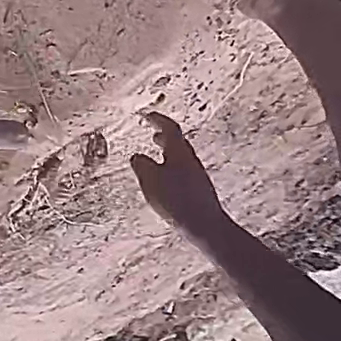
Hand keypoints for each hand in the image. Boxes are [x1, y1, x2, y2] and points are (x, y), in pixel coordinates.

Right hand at [130, 112, 229, 240]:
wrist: (204, 224)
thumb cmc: (177, 200)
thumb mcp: (151, 180)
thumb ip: (141, 165)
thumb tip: (136, 157)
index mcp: (179, 151)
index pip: (169, 127)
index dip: (157, 119)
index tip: (146, 115)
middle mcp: (190, 159)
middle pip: (177, 141)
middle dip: (164, 136)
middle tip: (153, 133)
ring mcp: (196, 175)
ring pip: (180, 157)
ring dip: (167, 152)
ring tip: (156, 156)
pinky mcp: (198, 190)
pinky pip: (182, 172)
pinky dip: (171, 168)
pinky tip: (165, 182)